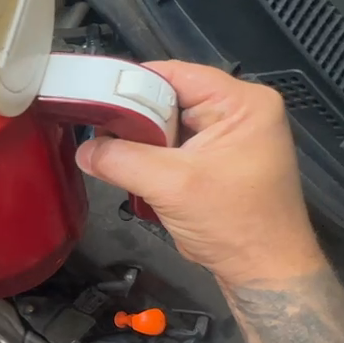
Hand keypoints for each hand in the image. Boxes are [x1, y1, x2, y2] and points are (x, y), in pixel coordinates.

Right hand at [75, 62, 326, 287]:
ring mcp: (223, 136)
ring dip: (134, 139)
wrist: (261, 268)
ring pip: (162, 122)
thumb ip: (120, 160)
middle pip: (165, 97)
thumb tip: (82, 150)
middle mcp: (236, 112)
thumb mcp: (169, 185)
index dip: (129, 83)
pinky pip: (166, 145)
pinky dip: (143, 155)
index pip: (174, 74)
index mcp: (242, 103)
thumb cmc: (233, 221)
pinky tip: (127, 169)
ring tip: (107, 152)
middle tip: (94, 131)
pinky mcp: (210, 159)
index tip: (89, 98)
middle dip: (128, 116)